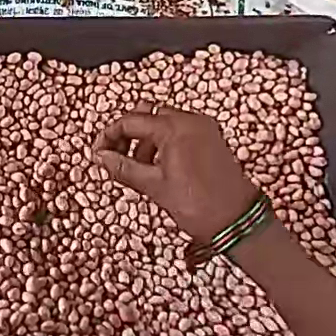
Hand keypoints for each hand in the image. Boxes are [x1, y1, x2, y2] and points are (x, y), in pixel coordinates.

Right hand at [92, 106, 262, 242]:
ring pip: (161, 123)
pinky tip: (155, 167)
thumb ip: (123, 167)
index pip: (130, 121)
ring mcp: (203, 129)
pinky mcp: (210, 140)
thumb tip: (102, 157)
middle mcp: (190, 122)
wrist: (236, 220)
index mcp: (174, 129)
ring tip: (135, 167)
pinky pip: (178, 132)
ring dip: (143, 140)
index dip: (109, 136)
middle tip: (114, 157)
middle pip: (146, 115)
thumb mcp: (153, 186)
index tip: (99, 152)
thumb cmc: (200, 205)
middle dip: (127, 135)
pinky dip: (161, 143)